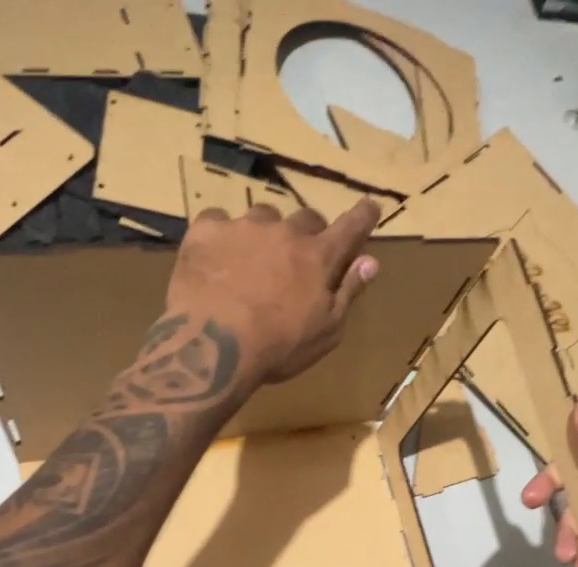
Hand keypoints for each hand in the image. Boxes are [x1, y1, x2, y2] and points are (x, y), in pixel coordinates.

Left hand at [166, 199, 382, 385]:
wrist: (213, 344)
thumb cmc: (278, 347)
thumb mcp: (326, 331)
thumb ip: (347, 292)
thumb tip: (371, 261)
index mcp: (319, 258)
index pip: (350, 228)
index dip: (363, 216)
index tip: (369, 207)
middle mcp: (285, 232)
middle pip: (306, 219)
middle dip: (308, 234)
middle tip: (298, 258)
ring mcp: (244, 227)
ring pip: (263, 216)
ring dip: (266, 233)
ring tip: (253, 261)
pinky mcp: (206, 231)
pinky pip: (219, 220)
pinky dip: (222, 236)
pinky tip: (216, 259)